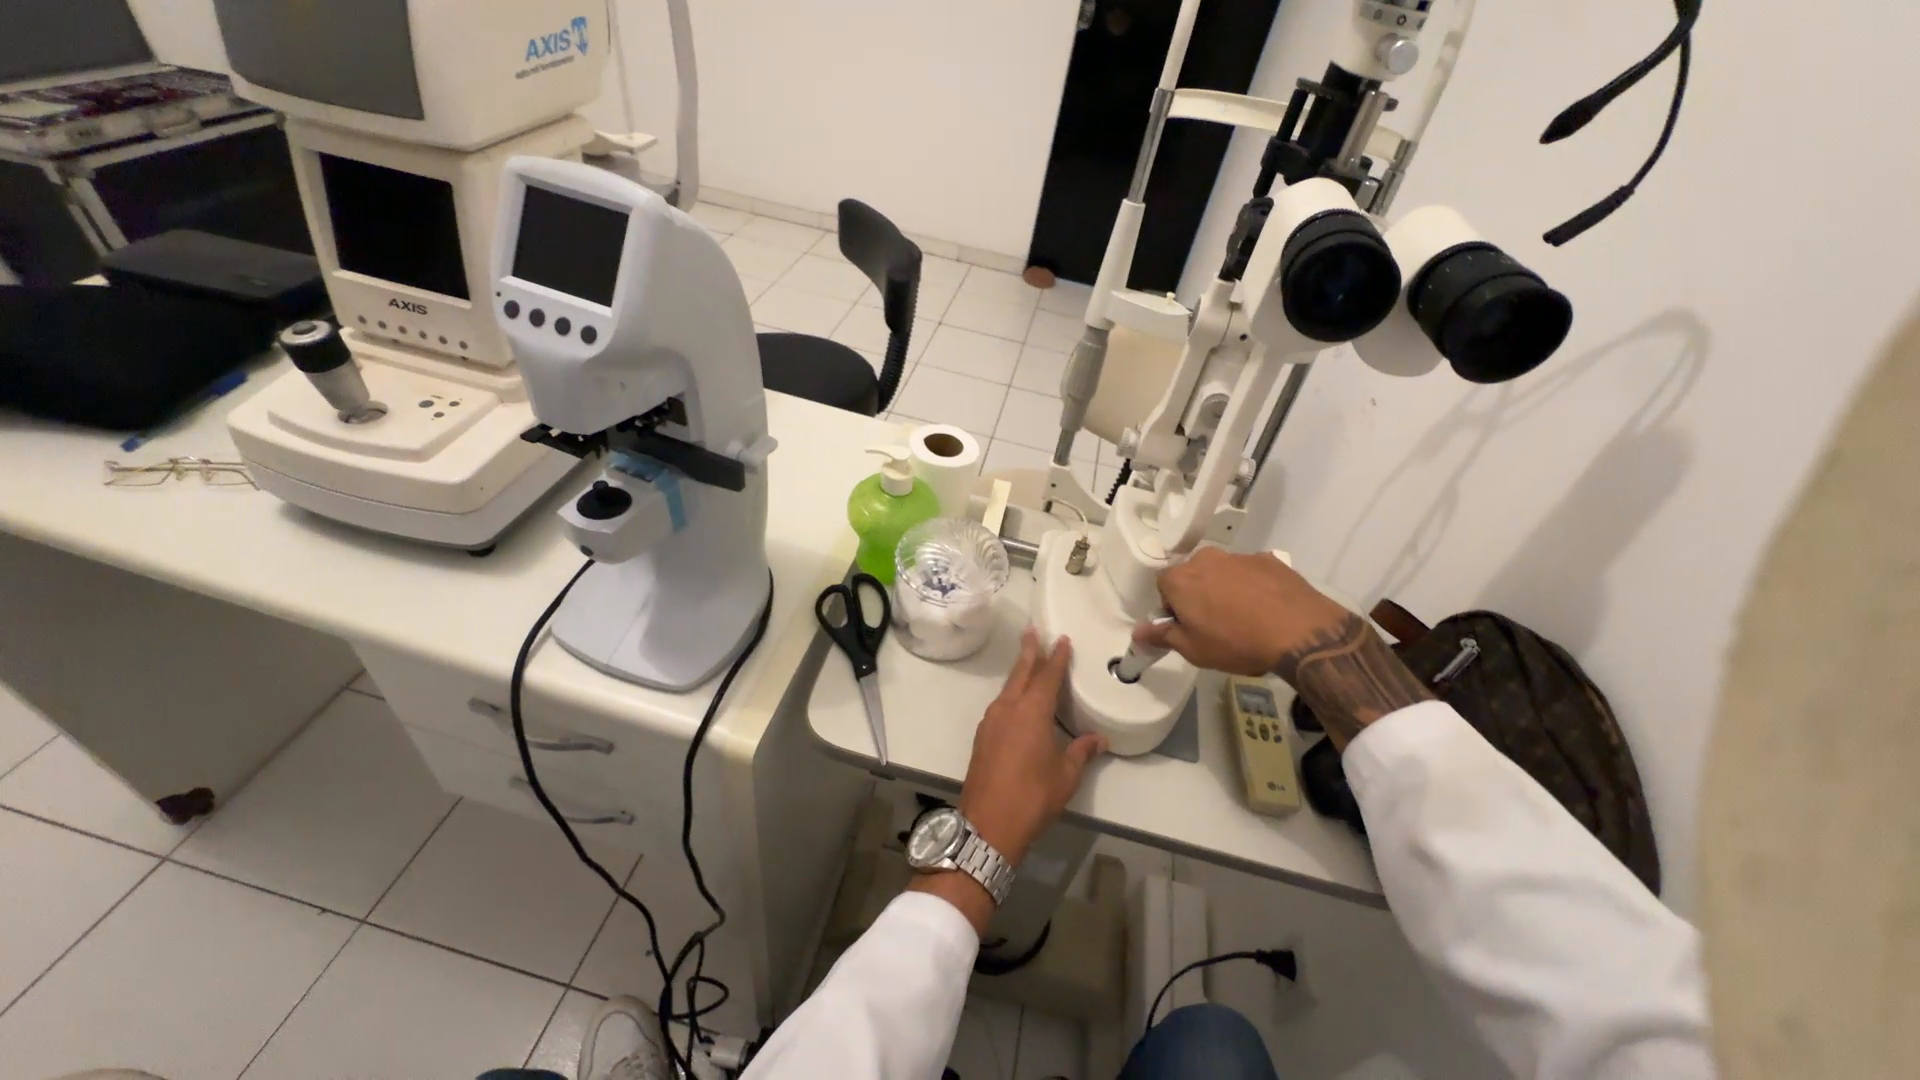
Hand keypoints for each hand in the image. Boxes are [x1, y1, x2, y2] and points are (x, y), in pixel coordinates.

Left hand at [958, 629, 1105, 865]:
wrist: (987, 825)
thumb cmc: (1032, 797)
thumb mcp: (1065, 776)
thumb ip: (1081, 752)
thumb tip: (1098, 739)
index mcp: (1031, 712)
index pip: (1046, 676)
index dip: (1055, 658)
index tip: (1061, 639)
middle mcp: (1007, 709)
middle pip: (1020, 674)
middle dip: (1029, 653)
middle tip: (1033, 632)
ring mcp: (990, 723)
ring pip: (1007, 689)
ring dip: (1019, 673)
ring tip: (1028, 662)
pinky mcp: (982, 738)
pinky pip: (999, 706)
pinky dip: (1010, 695)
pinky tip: (1016, 701)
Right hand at [1135, 548, 1430, 748]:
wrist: (1300, 632)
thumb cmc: (1236, 642)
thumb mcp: (1193, 649)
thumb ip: (1162, 636)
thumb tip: (1136, 633)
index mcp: (1181, 578)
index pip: (1162, 587)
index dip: (1172, 608)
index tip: (1187, 628)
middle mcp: (1206, 558)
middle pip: (1193, 575)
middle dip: (1198, 596)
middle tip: (1214, 626)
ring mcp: (1240, 556)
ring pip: (1223, 572)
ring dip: (1226, 590)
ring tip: (1245, 620)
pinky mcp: (1270, 560)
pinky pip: (1251, 573)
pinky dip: (1253, 587)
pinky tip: (1267, 610)